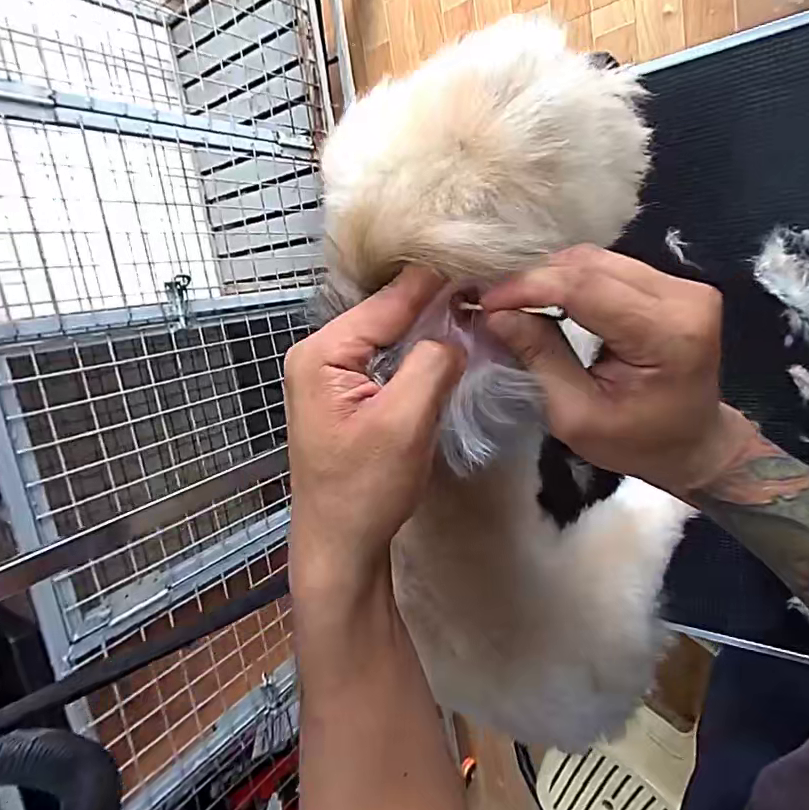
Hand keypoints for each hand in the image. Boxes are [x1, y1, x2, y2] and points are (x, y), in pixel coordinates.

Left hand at [284, 266, 465, 581]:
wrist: (342, 545)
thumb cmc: (366, 489)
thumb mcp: (405, 424)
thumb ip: (432, 366)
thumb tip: (457, 333)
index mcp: (324, 353)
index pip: (389, 301)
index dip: (437, 282)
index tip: (480, 264)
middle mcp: (323, 355)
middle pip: (389, 313)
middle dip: (436, 302)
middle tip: (485, 289)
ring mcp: (335, 376)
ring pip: (394, 336)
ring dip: (432, 327)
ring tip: (475, 310)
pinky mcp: (353, 395)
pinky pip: (393, 359)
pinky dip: (423, 352)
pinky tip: (451, 347)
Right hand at [480, 245, 757, 493]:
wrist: (696, 443)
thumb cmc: (639, 444)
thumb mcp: (578, 416)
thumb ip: (541, 358)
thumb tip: (496, 313)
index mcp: (667, 335)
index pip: (587, 287)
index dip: (529, 286)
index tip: (486, 302)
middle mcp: (685, 299)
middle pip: (594, 265)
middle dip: (537, 278)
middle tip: (495, 302)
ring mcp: (687, 287)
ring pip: (602, 259)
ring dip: (555, 276)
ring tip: (518, 300)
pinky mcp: (680, 286)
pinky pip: (616, 267)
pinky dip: (578, 279)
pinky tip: (552, 297)